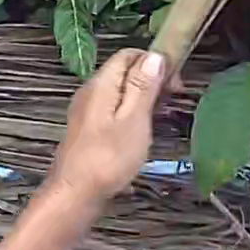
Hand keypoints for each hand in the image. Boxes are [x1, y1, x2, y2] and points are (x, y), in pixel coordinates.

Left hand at [48, 49, 166, 209]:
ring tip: (159, 116)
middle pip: (123, 71)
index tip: (175, 83)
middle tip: (170, 101)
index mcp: (101, 83)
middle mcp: (90, 90)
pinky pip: (112, 108)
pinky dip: (129, 112)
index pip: (128, 54)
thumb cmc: (108, 159)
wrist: (74, 195)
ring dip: (141, 97)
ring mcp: (86, 110)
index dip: (154, 61)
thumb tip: (154, 55)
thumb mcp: (134, 120)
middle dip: (150, 79)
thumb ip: (143, 87)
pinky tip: (140, 130)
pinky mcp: (87, 128)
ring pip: (118, 90)